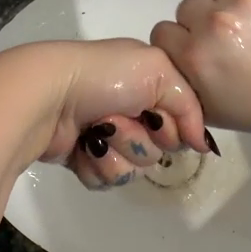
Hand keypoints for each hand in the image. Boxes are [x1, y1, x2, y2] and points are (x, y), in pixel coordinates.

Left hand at [17, 39, 212, 190]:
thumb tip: (202, 144)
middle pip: (158, 148)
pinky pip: (108, 179)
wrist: (48, 97)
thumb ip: (190, 106)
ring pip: (133, 168)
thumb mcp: (159, 71)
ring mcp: (106, 133)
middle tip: (119, 120)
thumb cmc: (105, 77)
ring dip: (117, 153)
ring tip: (96, 133)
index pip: (179, 118)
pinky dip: (97, 166)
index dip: (173, 126)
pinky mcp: (84, 156)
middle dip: (139, 138)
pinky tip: (83, 149)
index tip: (157, 120)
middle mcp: (130, 106)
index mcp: (147, 80)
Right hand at [150, 0, 250, 138]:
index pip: (163, 32)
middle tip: (226, 42)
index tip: (198, 52)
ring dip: (225, 6)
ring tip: (249, 28)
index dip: (180, 43)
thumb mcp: (208, 110)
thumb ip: (180, 81)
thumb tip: (167, 58)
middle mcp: (214, 20)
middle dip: (200, 24)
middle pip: (187, 8)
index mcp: (195, 55)